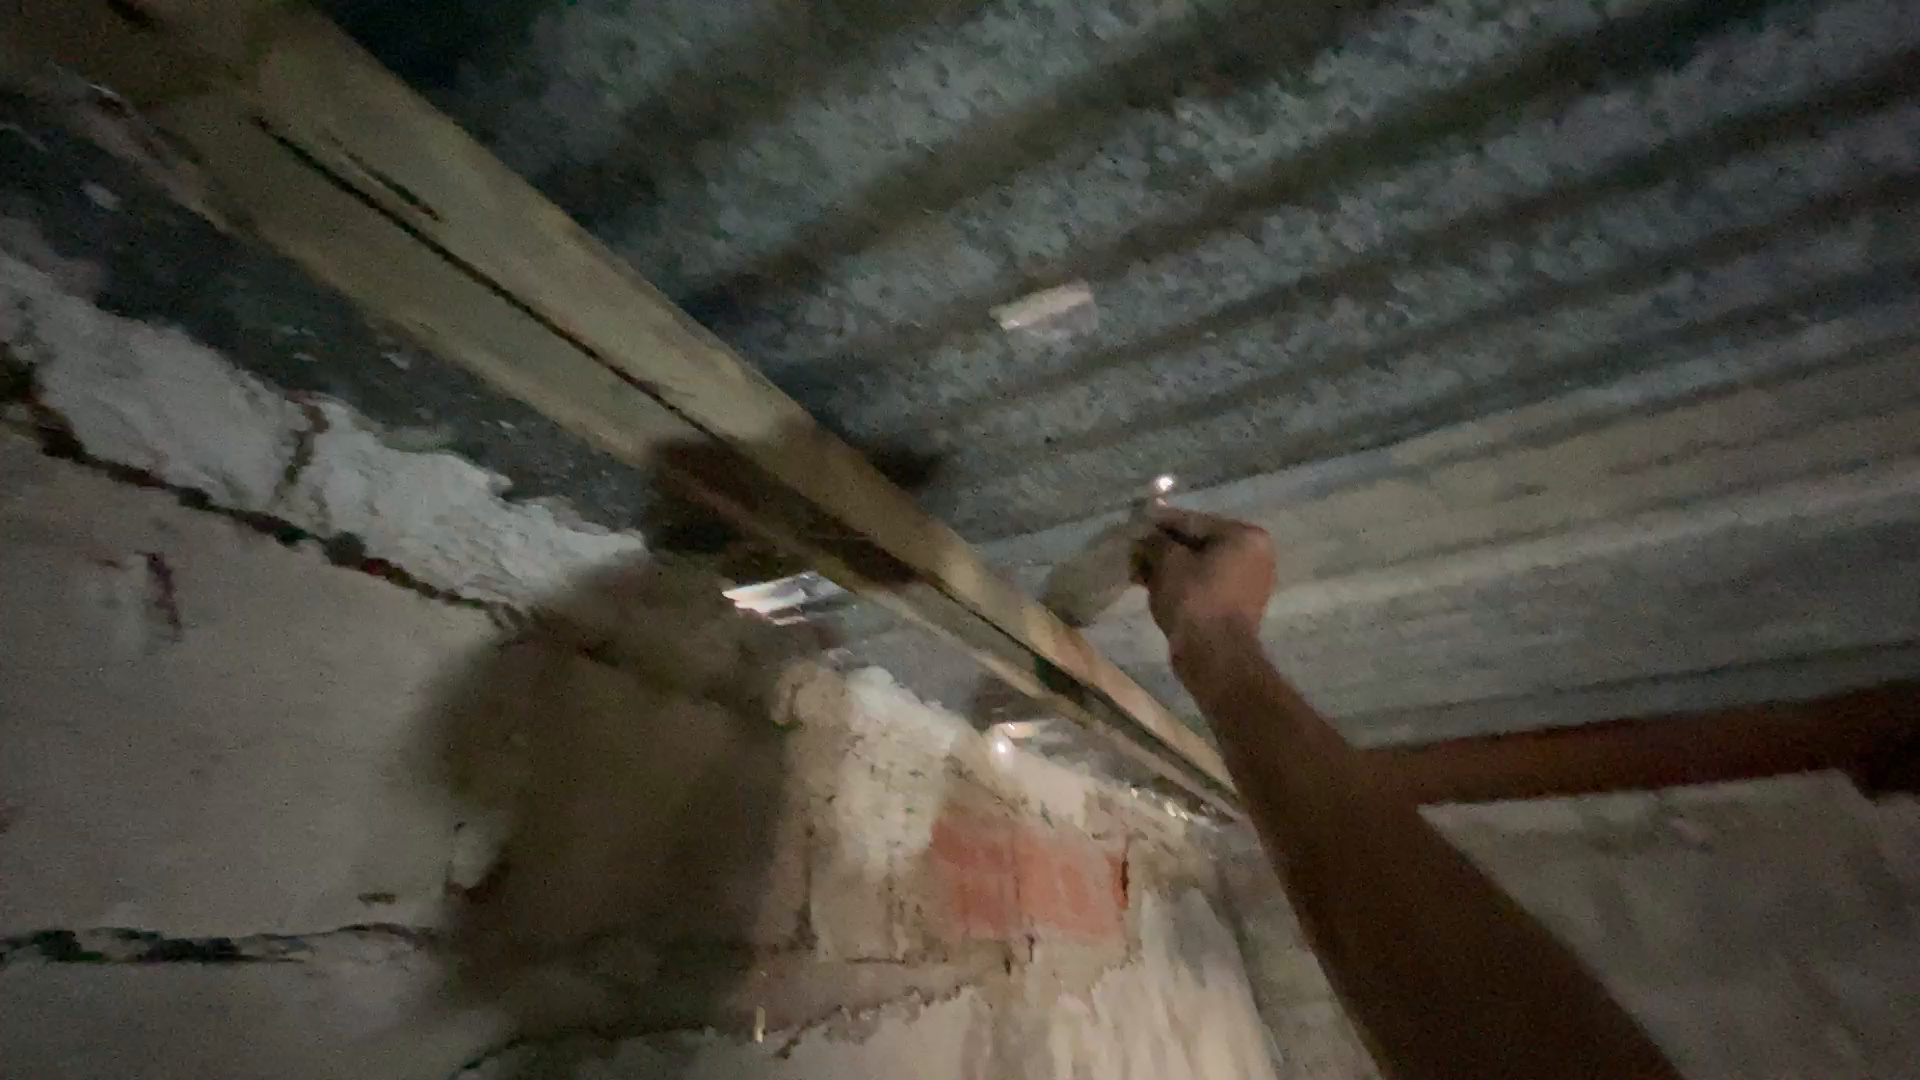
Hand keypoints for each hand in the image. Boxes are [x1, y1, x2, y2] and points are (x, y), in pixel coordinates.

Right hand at [1132, 505, 1275, 659]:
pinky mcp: (1235, 604)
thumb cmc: (1194, 599)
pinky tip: (1152, 586)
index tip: (1136, 522)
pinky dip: (1179, 583)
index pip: (1192, 521)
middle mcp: (1253, 554)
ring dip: (1166, 567)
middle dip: (1162, 548)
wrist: (1214, 655)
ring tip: (1137, 572)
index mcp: (1244, 536)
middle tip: (1133, 552)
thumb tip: (1146, 537)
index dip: (1159, 522)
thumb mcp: (1168, 562)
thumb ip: (1155, 541)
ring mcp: (1247, 581)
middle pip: (1196, 543)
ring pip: (1197, 565)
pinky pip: (1203, 584)